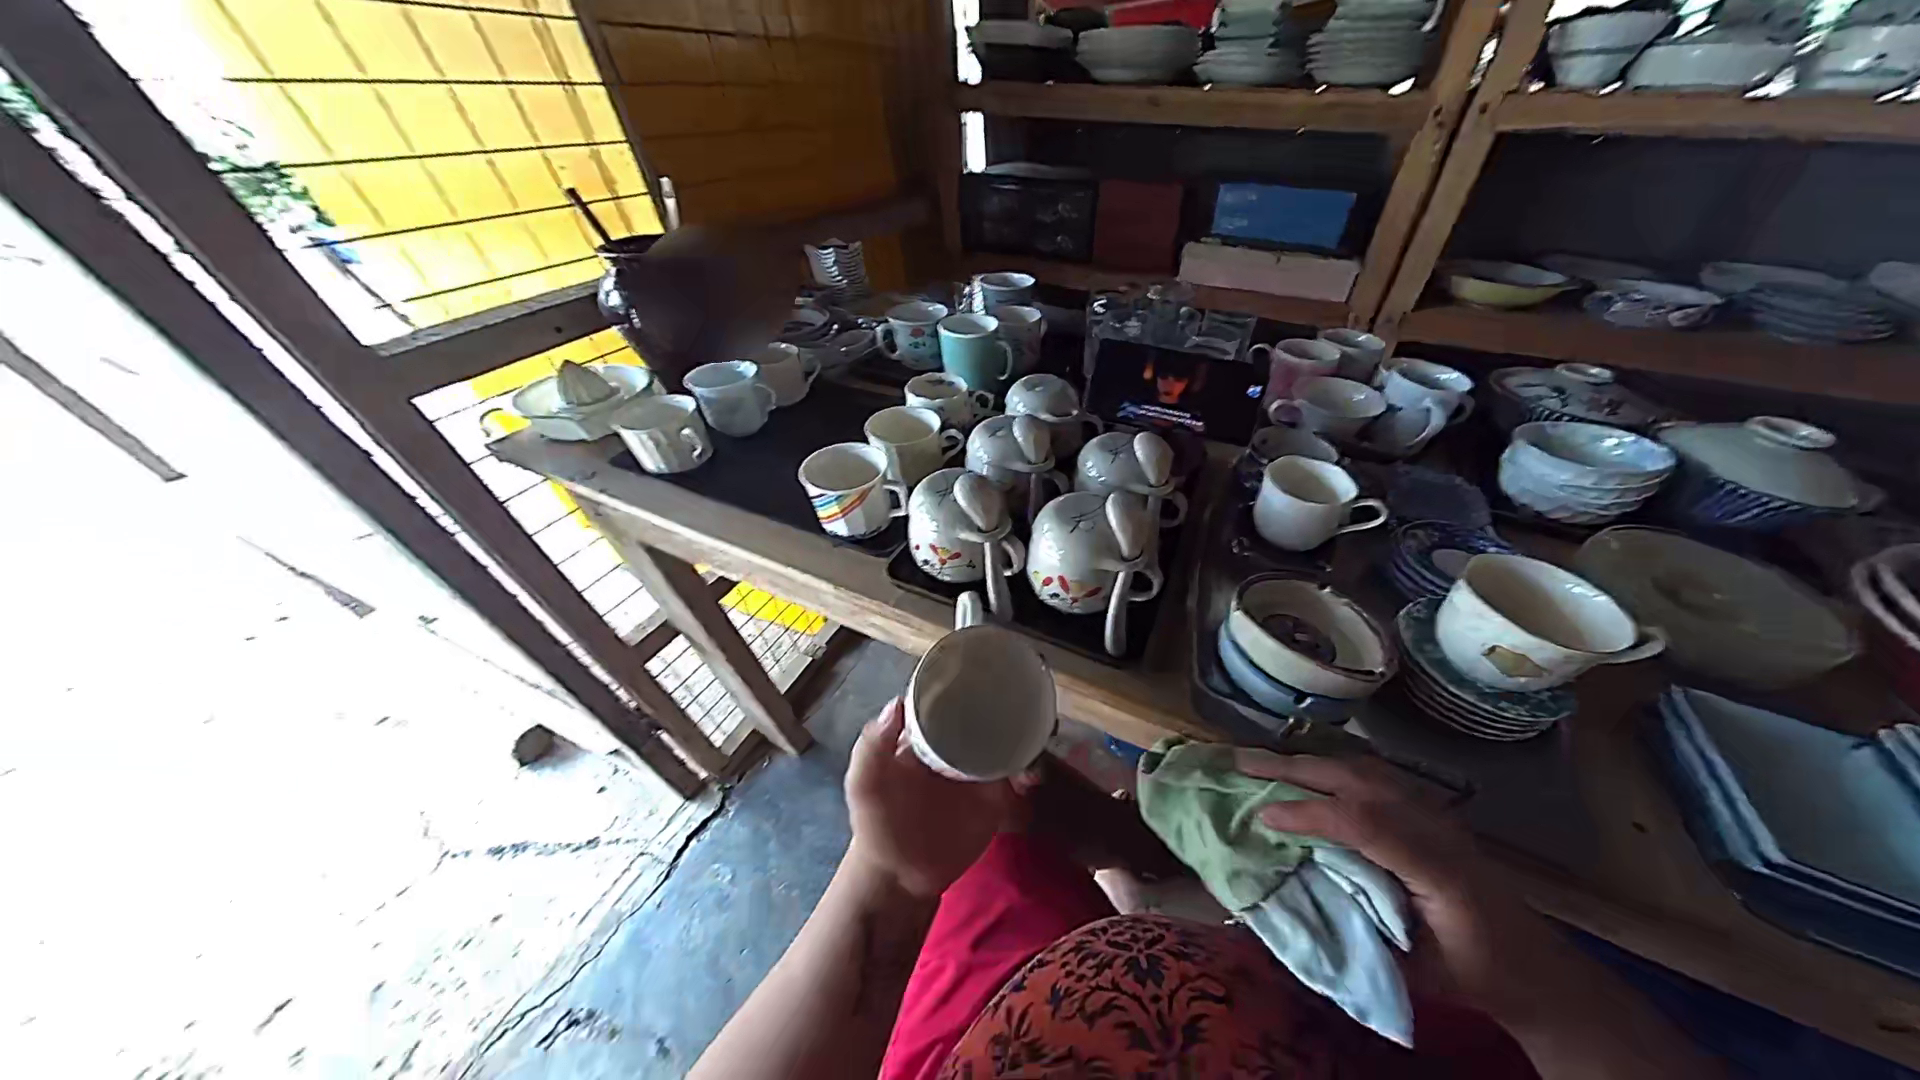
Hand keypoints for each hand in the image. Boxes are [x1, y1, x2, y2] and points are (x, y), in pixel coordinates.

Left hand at [844, 699, 1022, 899]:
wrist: (901, 876)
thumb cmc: (878, 823)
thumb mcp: (865, 783)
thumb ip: (872, 746)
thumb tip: (897, 702)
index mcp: (924, 732)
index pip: (947, 698)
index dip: (963, 682)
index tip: (984, 668)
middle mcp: (954, 743)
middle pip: (984, 712)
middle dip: (1004, 701)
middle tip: (1024, 695)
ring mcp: (978, 767)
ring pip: (1007, 739)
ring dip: (1024, 731)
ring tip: (1036, 729)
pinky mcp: (996, 796)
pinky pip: (1018, 775)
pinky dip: (1030, 768)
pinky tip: (1031, 772)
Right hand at [1238, 751, 1573, 1020]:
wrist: (1538, 968)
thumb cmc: (1474, 975)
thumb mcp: (1417, 972)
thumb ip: (1359, 933)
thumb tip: (1289, 900)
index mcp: (1439, 870)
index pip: (1365, 825)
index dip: (1309, 815)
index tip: (1262, 816)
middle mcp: (1436, 827)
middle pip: (1357, 781)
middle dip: (1294, 770)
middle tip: (1240, 764)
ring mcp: (1432, 811)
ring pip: (1361, 768)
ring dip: (1305, 761)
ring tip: (1259, 761)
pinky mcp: (1425, 807)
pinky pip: (1368, 772)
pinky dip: (1326, 764)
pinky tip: (1299, 767)